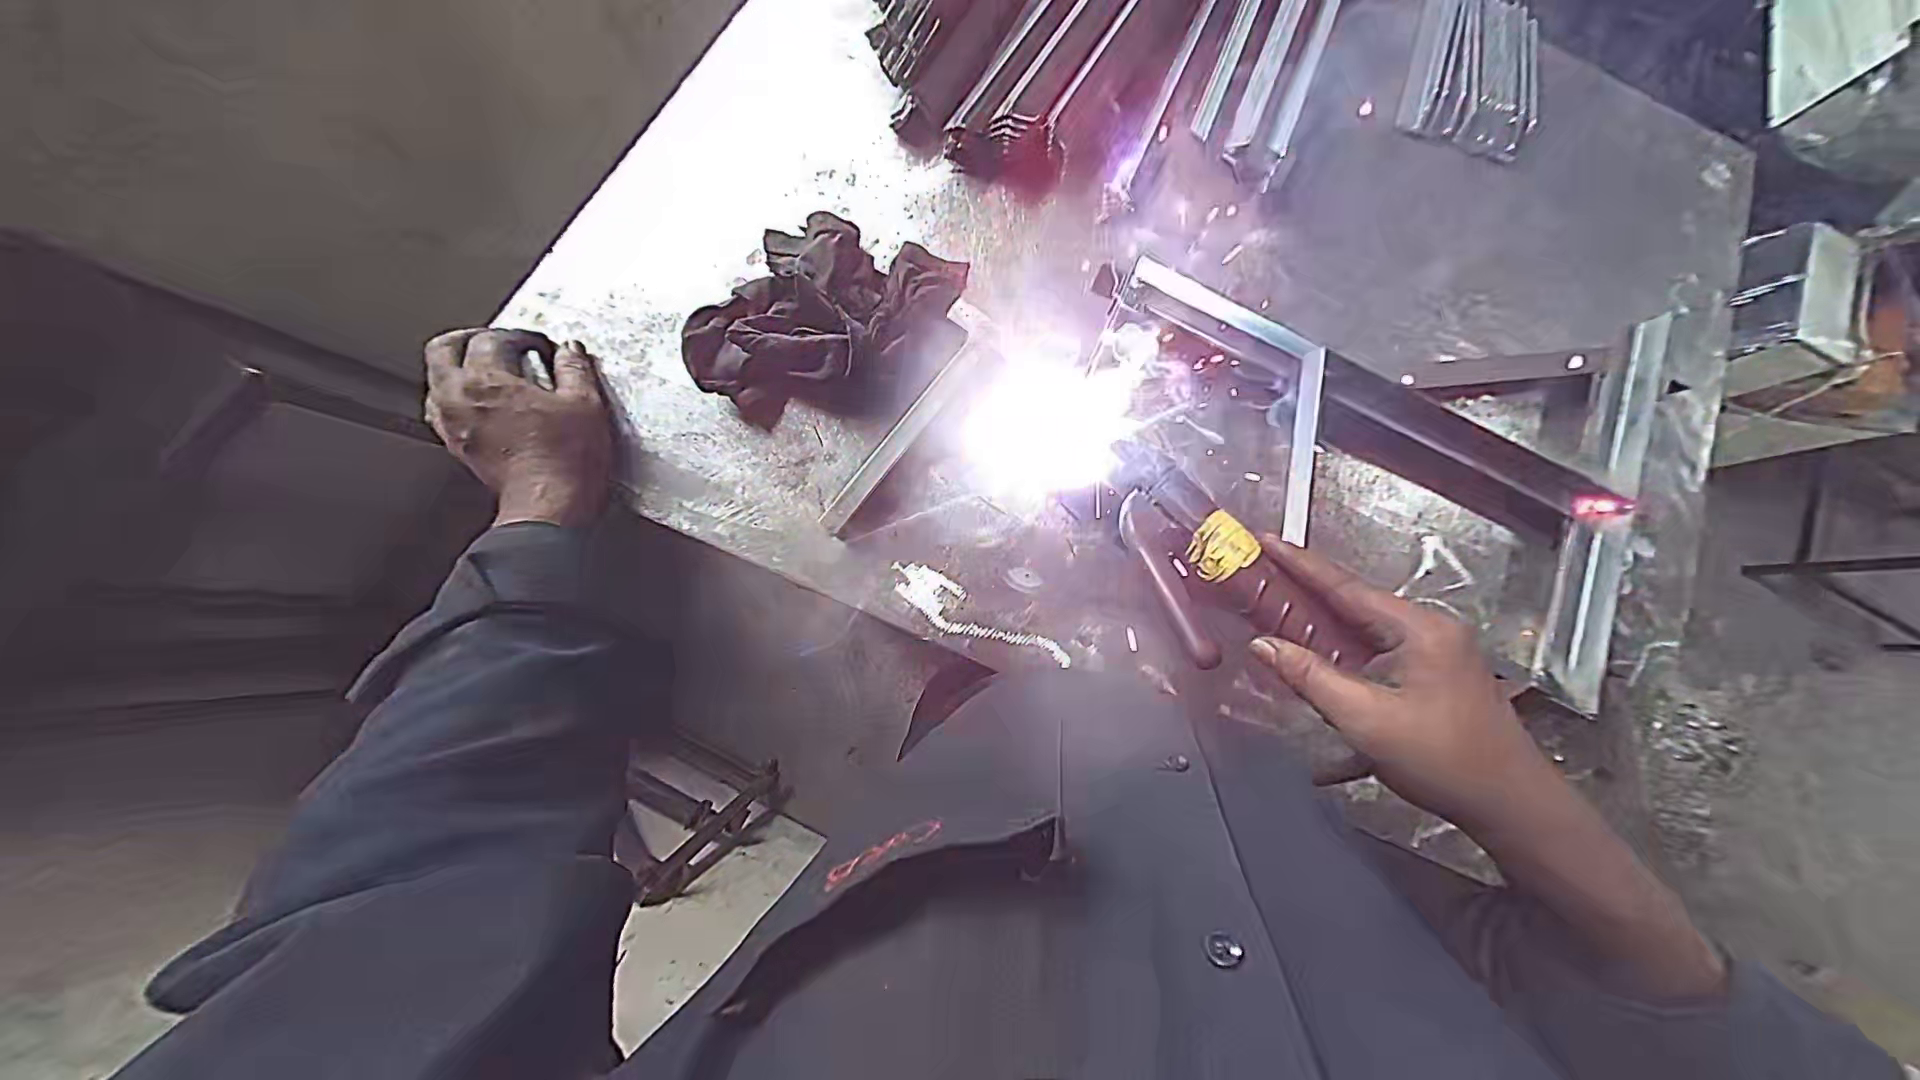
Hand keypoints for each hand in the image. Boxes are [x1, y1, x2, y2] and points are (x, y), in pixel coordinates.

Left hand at [424, 329, 612, 527]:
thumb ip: (575, 370)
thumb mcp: (585, 404)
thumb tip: (570, 352)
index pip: (496, 339)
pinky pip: (442, 408)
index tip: (543, 346)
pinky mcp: (458, 445)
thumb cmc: (567, 458)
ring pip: (438, 377)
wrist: (552, 502)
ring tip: (488, 370)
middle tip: (498, 342)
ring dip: (460, 366)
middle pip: (445, 348)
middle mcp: (459, 397)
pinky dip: (457, 397)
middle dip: (472, 338)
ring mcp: (453, 423)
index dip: (523, 337)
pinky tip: (480, 404)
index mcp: (488, 380)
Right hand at [1246, 536, 1558, 829]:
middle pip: (1352, 600)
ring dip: (1316, 615)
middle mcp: (1426, 629)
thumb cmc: (1442, 759)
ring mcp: (1430, 650)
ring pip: (1359, 624)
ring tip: (1273, 600)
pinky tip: (1308, 644)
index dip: (1300, 563)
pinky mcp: (1426, 671)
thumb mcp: (1366, 718)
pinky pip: (1369, 646)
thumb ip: (1310, 676)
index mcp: (1419, 629)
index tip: (1266, 539)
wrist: (1512, 807)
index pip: (1345, 587)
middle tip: (1260, 569)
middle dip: (1303, 584)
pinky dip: (1334, 642)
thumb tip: (1261, 644)